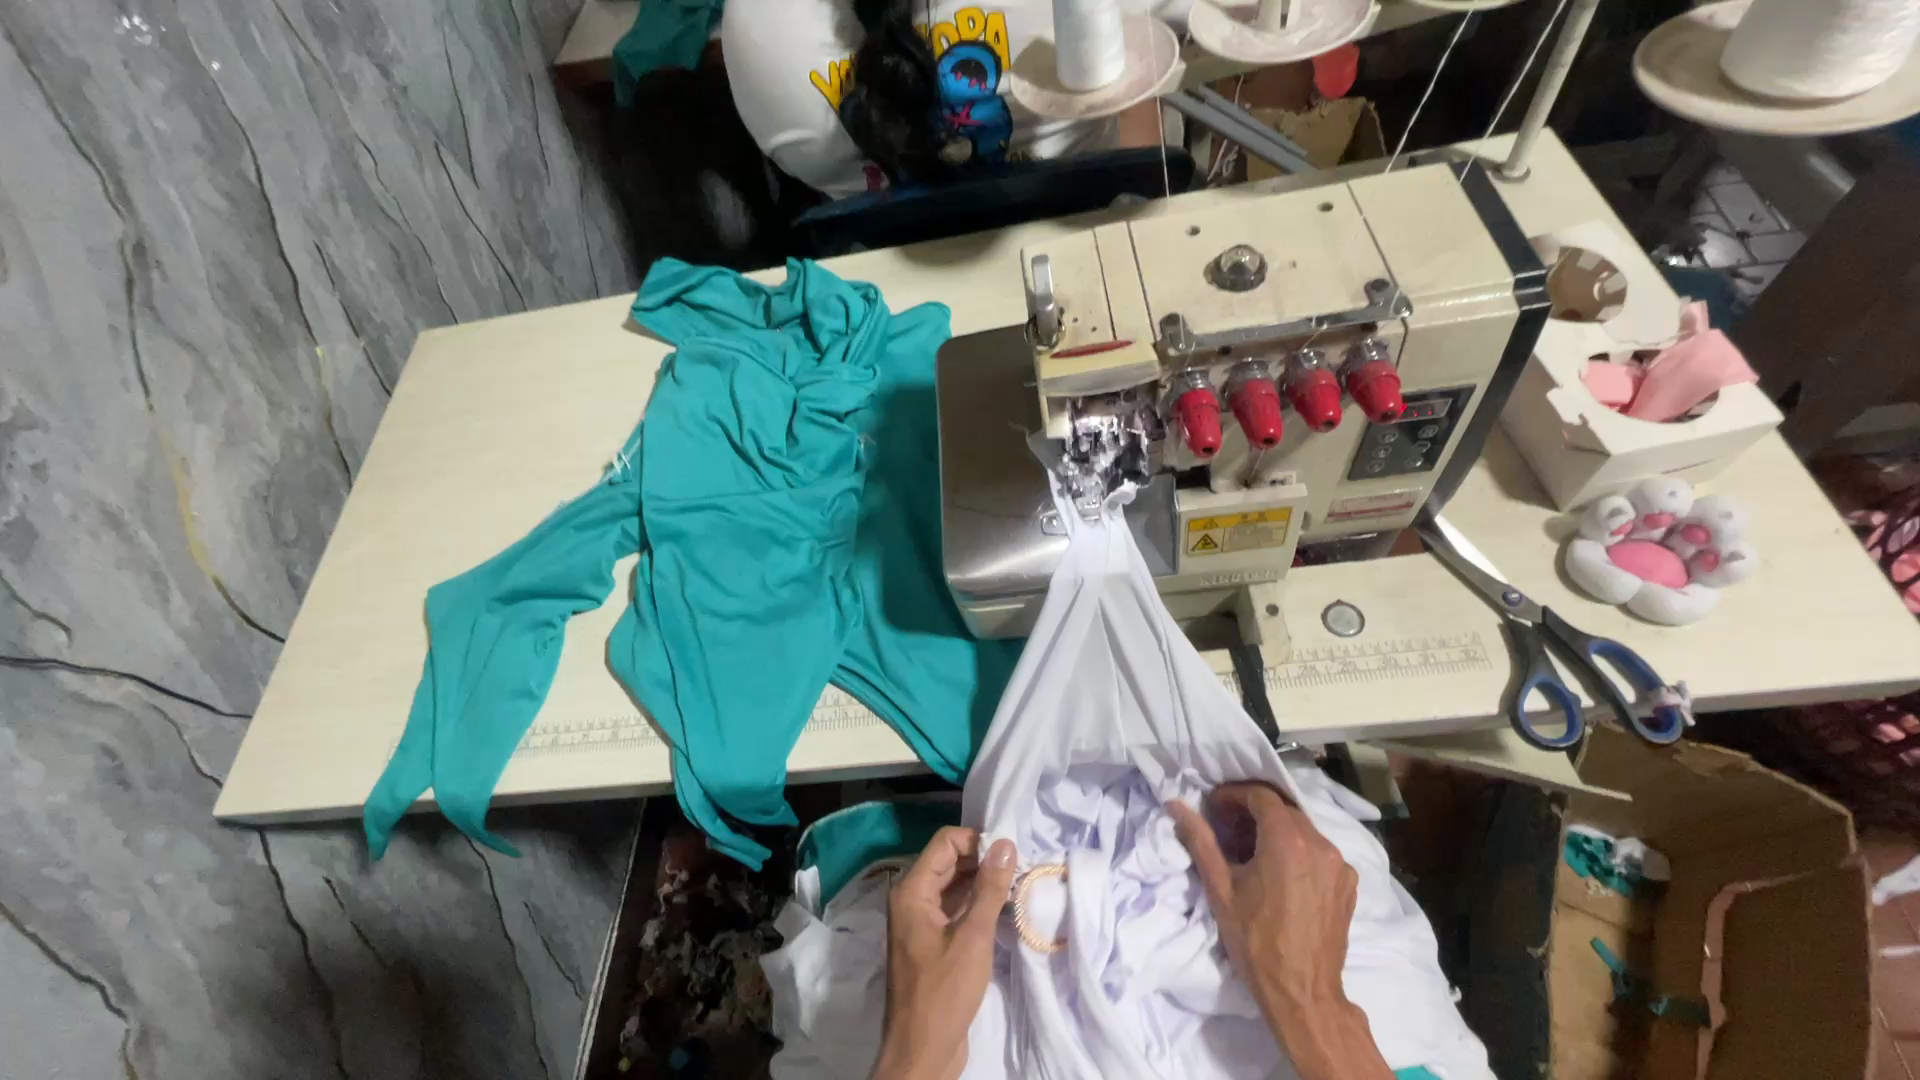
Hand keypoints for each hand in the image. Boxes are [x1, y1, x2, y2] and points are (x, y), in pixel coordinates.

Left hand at [871, 827, 1017, 1079]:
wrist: (922, 1051)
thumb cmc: (944, 992)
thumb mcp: (972, 937)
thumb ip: (990, 888)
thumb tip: (1005, 844)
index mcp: (911, 890)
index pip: (945, 842)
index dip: (977, 841)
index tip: (1010, 853)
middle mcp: (911, 899)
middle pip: (948, 861)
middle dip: (982, 861)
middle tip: (1019, 869)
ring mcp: (920, 921)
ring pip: (953, 885)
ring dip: (981, 883)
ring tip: (1016, 886)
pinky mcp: (931, 941)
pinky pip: (954, 908)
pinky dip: (975, 904)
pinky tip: (1002, 909)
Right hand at [1169, 783, 1390, 1079]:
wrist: (1302, 994)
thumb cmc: (1255, 940)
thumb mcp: (1220, 888)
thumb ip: (1200, 840)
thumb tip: (1175, 804)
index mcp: (1287, 841)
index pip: (1261, 795)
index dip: (1234, 794)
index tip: (1214, 807)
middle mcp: (1320, 845)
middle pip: (1283, 809)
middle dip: (1253, 810)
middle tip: (1227, 827)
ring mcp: (1340, 865)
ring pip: (1303, 829)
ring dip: (1276, 829)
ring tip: (1251, 851)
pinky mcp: (1349, 884)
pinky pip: (1320, 851)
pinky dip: (1297, 849)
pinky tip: (1279, 873)